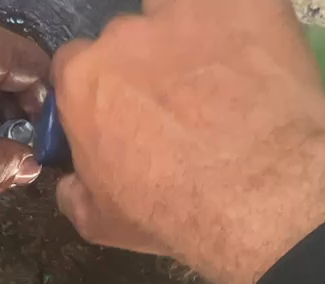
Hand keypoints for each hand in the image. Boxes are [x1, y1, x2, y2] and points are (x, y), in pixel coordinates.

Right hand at [51, 0, 324, 283]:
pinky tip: (246, 59)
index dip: (89, 91)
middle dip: (135, 66)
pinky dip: (235, 24)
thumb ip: (72, 191)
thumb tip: (72, 181)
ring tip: (206, 76)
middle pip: (122, 38)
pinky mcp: (246, 1)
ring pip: (174, 12)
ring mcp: (186, 10)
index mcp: (81, 81)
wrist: (253, 188)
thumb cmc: (162, 210)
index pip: (70, 65)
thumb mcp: (96, 221)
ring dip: (181, 37)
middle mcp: (125, 35)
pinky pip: (232, 5)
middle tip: (162, 105)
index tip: (105, 114)